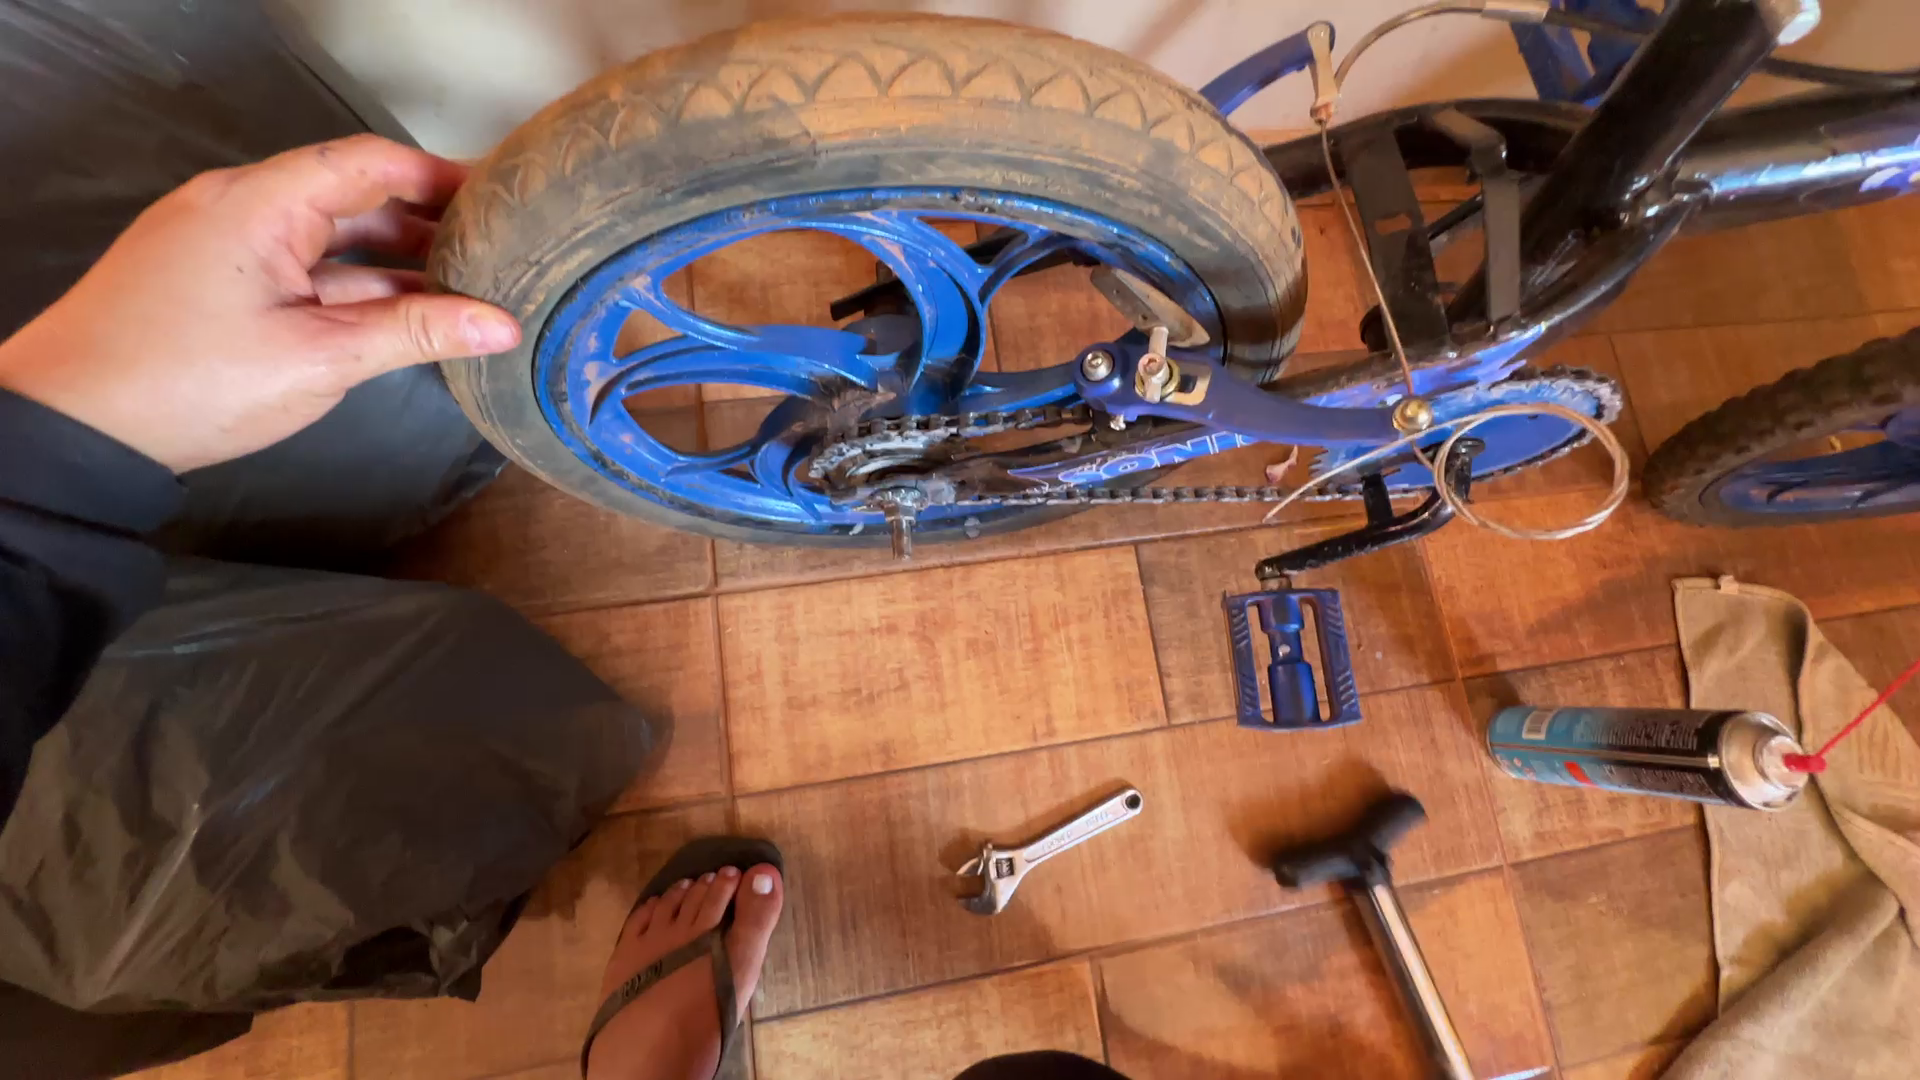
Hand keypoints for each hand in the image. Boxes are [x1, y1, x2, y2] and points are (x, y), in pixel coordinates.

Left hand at [0, 135, 520, 473]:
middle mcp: (248, 210)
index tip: (502, 196)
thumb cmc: (199, 379)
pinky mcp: (240, 282)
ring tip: (481, 276)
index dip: (438, 174)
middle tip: (504, 240)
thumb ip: (417, 333)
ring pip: (343, 238)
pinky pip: (323, 270)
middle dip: (432, 215)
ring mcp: (242, 248)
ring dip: (409, 255)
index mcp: (259, 206)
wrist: (80, 425)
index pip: (365, 163)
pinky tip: (426, 308)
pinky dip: (376, 285)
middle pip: (357, 196)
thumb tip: (505, 326)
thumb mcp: (323, 356)